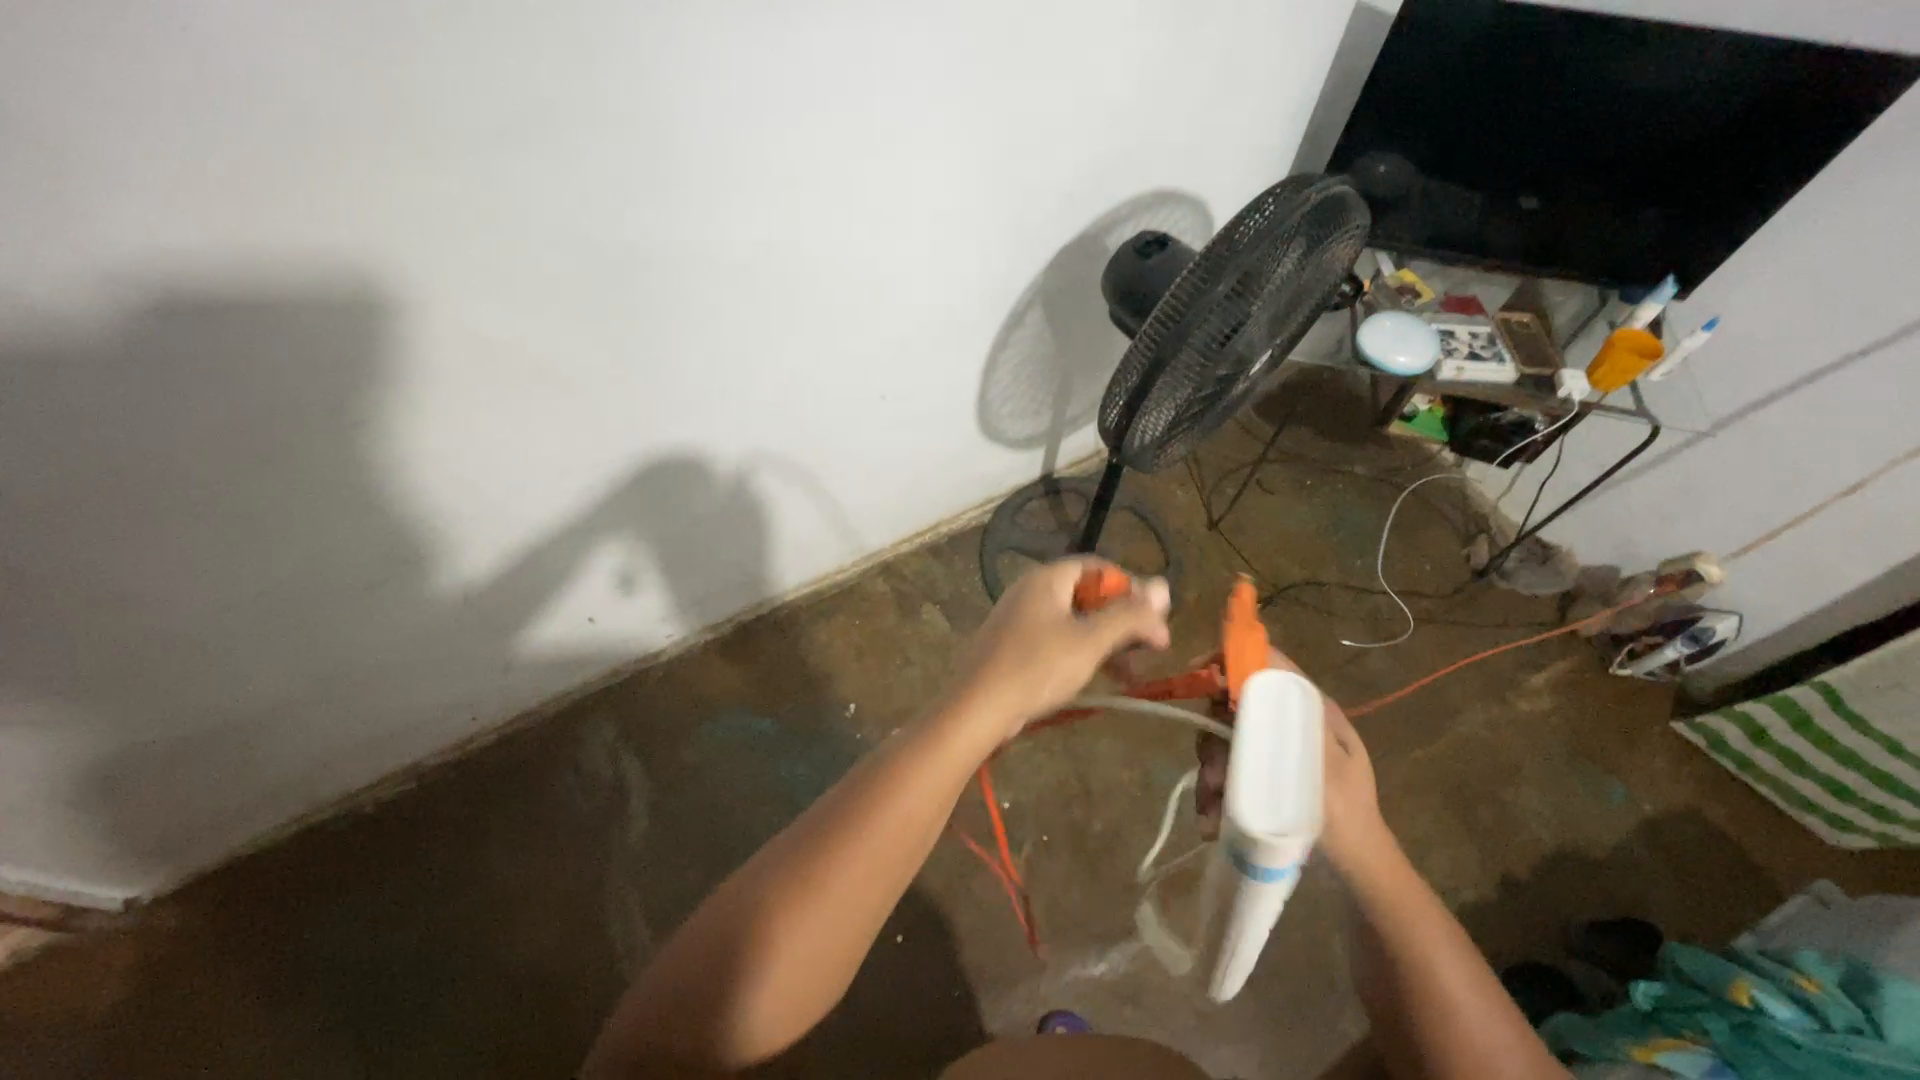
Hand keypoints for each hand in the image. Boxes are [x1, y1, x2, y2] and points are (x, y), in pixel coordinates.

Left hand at [945, 557, 1170, 739]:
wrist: (977, 708)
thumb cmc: (1037, 667)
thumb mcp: (1091, 640)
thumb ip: (1129, 614)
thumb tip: (1164, 586)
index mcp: (1047, 579)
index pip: (1099, 568)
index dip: (1131, 588)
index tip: (1154, 618)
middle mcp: (1031, 592)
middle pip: (1088, 595)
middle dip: (1123, 620)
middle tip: (1152, 647)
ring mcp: (1020, 620)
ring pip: (1075, 622)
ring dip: (1107, 642)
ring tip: (1132, 674)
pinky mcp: (1014, 648)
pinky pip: (1057, 641)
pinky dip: (1083, 654)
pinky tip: (1100, 680)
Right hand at [1194, 648, 1391, 871]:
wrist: (1357, 870)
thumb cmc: (1347, 815)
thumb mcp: (1327, 761)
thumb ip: (1296, 713)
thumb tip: (1263, 665)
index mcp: (1310, 710)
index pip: (1267, 667)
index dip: (1231, 663)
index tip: (1200, 674)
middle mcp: (1288, 725)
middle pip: (1235, 708)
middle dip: (1213, 739)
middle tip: (1213, 775)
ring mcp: (1272, 754)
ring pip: (1224, 744)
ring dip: (1210, 774)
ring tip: (1211, 810)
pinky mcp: (1260, 781)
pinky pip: (1226, 776)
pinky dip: (1213, 797)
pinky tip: (1211, 823)